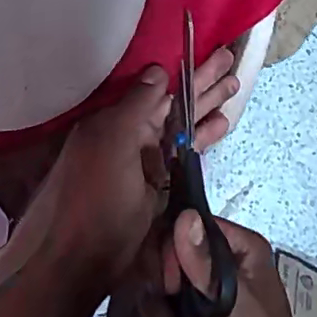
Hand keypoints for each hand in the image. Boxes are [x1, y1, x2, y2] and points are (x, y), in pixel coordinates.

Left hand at [22, 47, 241, 297]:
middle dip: (203, 81)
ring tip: (235, 84)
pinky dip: (203, 136)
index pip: (158, 87)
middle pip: (174, 102)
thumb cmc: (95, 201)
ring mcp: (146, 160)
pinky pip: (184, 152)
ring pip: (183, 125)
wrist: (82, 263)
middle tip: (229, 58)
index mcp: (116, 122)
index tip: (207, 52)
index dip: (185, 70)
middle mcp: (132, 136)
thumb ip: (136, 106)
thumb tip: (158, 70)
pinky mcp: (159, 184)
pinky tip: (223, 122)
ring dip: (208, 105)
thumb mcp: (112, 145)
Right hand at [141, 212, 316, 316]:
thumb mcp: (237, 311)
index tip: (170, 282)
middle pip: (168, 246)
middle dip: (162, 279)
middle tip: (168, 307)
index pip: (191, 223)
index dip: (173, 247)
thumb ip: (207, 268)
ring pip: (158, 275)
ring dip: (158, 307)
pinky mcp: (187, 315)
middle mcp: (221, 260)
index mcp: (242, 248)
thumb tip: (184, 218)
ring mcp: (202, 288)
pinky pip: (157, 303)